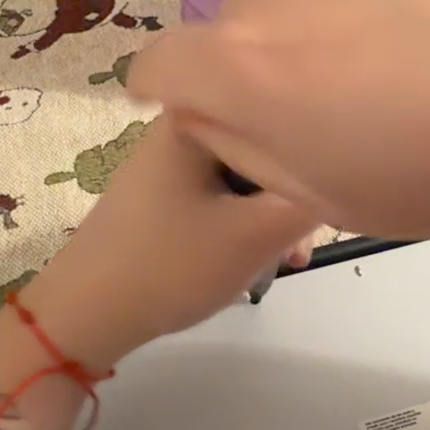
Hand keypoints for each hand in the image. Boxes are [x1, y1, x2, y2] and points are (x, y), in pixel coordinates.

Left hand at [25, 115, 314, 366]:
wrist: (85, 314)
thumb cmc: (170, 265)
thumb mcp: (256, 234)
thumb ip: (313, 198)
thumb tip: (344, 172)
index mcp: (198, 115)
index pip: (282, 116)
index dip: (315, 161)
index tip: (329, 211)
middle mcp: (182, 125)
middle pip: (264, 147)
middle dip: (293, 196)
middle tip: (301, 250)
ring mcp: (169, 160)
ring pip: (244, 176)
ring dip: (271, 215)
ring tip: (282, 263)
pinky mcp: (163, 192)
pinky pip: (220, 194)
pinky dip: (243, 222)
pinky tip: (252, 259)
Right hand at [131, 0, 429, 238]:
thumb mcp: (338, 198)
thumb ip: (249, 147)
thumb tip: (213, 104)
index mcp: (243, 66)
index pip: (158, 67)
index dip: (183, 92)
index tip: (225, 106)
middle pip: (237, 20)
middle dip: (271, 54)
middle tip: (359, 85)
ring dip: (328, 0)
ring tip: (419, 33)